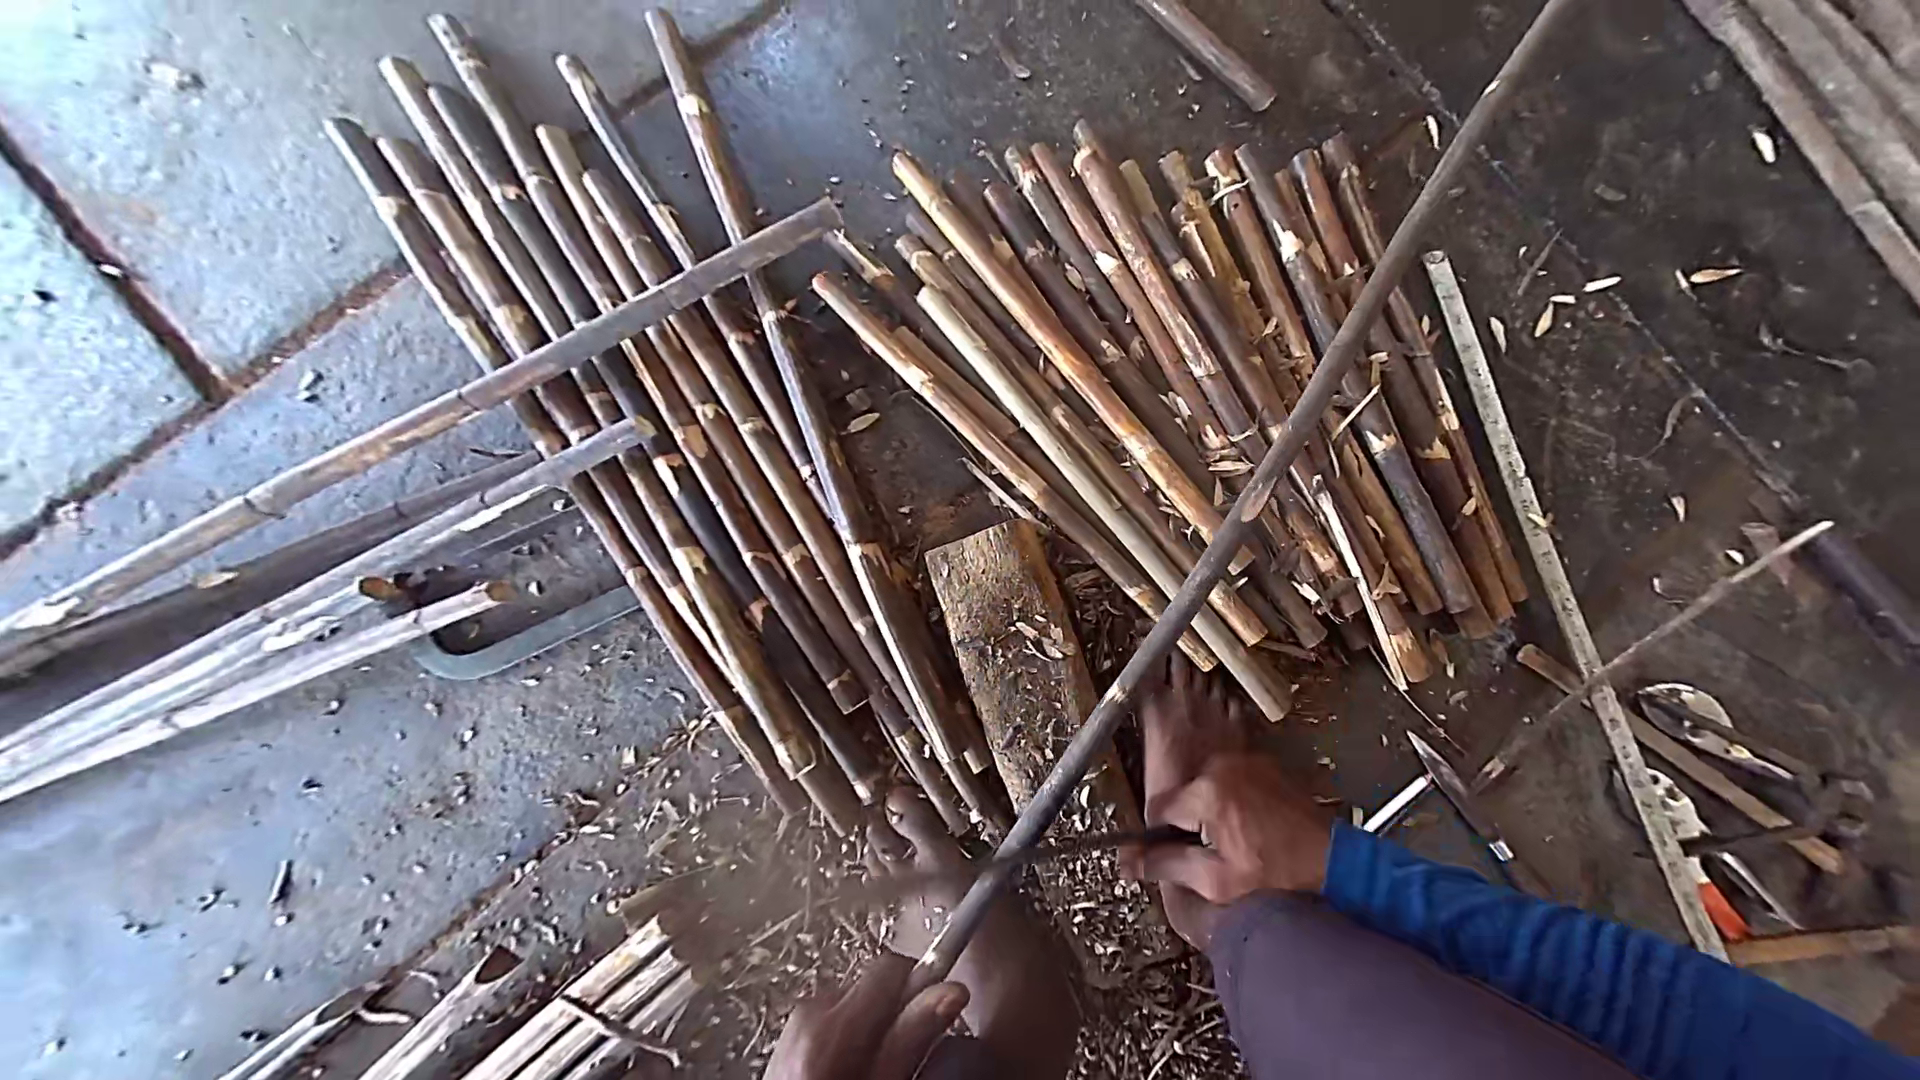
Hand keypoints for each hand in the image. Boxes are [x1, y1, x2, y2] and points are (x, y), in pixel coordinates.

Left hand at [763, 954, 968, 1079]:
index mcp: (834, 1026)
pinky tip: (849, 1067)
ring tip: (871, 1066)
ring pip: (857, 996)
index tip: (934, 1007)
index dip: (918, 983)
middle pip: (873, 980)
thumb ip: (912, 1039)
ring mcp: (799, 1018)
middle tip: (902, 1052)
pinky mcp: (793, 1028)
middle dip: (894, 1007)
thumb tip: (951, 991)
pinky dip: (849, 1031)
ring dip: (872, 1021)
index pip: (891, 966)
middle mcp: (812, 1010)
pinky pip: (835, 1012)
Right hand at [1139, 752, 1333, 901]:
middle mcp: (1221, 768)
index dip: (1165, 833)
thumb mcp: (1216, 880)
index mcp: (1206, 794)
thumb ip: (1167, 865)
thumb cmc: (1281, 877)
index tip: (1178, 849)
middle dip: (1190, 821)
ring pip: (1204, 785)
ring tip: (1235, 838)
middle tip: (1213, 849)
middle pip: (1183, 794)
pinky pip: (1229, 777)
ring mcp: (1243, 762)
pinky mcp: (1260, 763)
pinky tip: (1249, 824)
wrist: (1334, 865)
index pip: (1160, 807)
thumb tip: (1129, 862)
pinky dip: (1230, 797)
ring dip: (1209, 808)